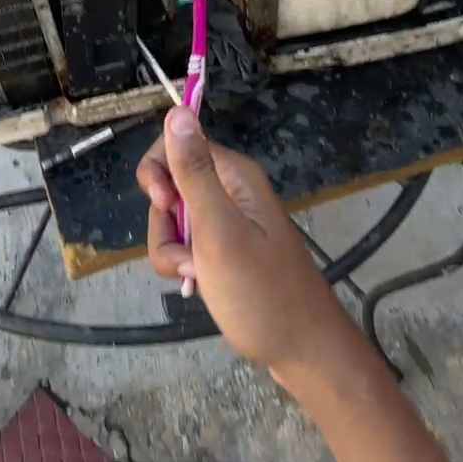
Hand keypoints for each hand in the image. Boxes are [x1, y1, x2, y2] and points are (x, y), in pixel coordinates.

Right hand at [136, 107, 353, 370]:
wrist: (303, 351)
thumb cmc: (262, 292)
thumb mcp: (218, 230)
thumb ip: (194, 171)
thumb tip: (177, 110)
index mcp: (233, 174)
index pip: (176, 144)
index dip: (158, 172)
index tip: (161, 204)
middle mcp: (230, 189)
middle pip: (169, 185)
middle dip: (163, 222)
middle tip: (186, 252)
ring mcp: (227, 220)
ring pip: (172, 219)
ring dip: (171, 249)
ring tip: (196, 275)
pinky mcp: (224, 248)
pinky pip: (185, 244)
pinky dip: (182, 264)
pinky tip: (199, 284)